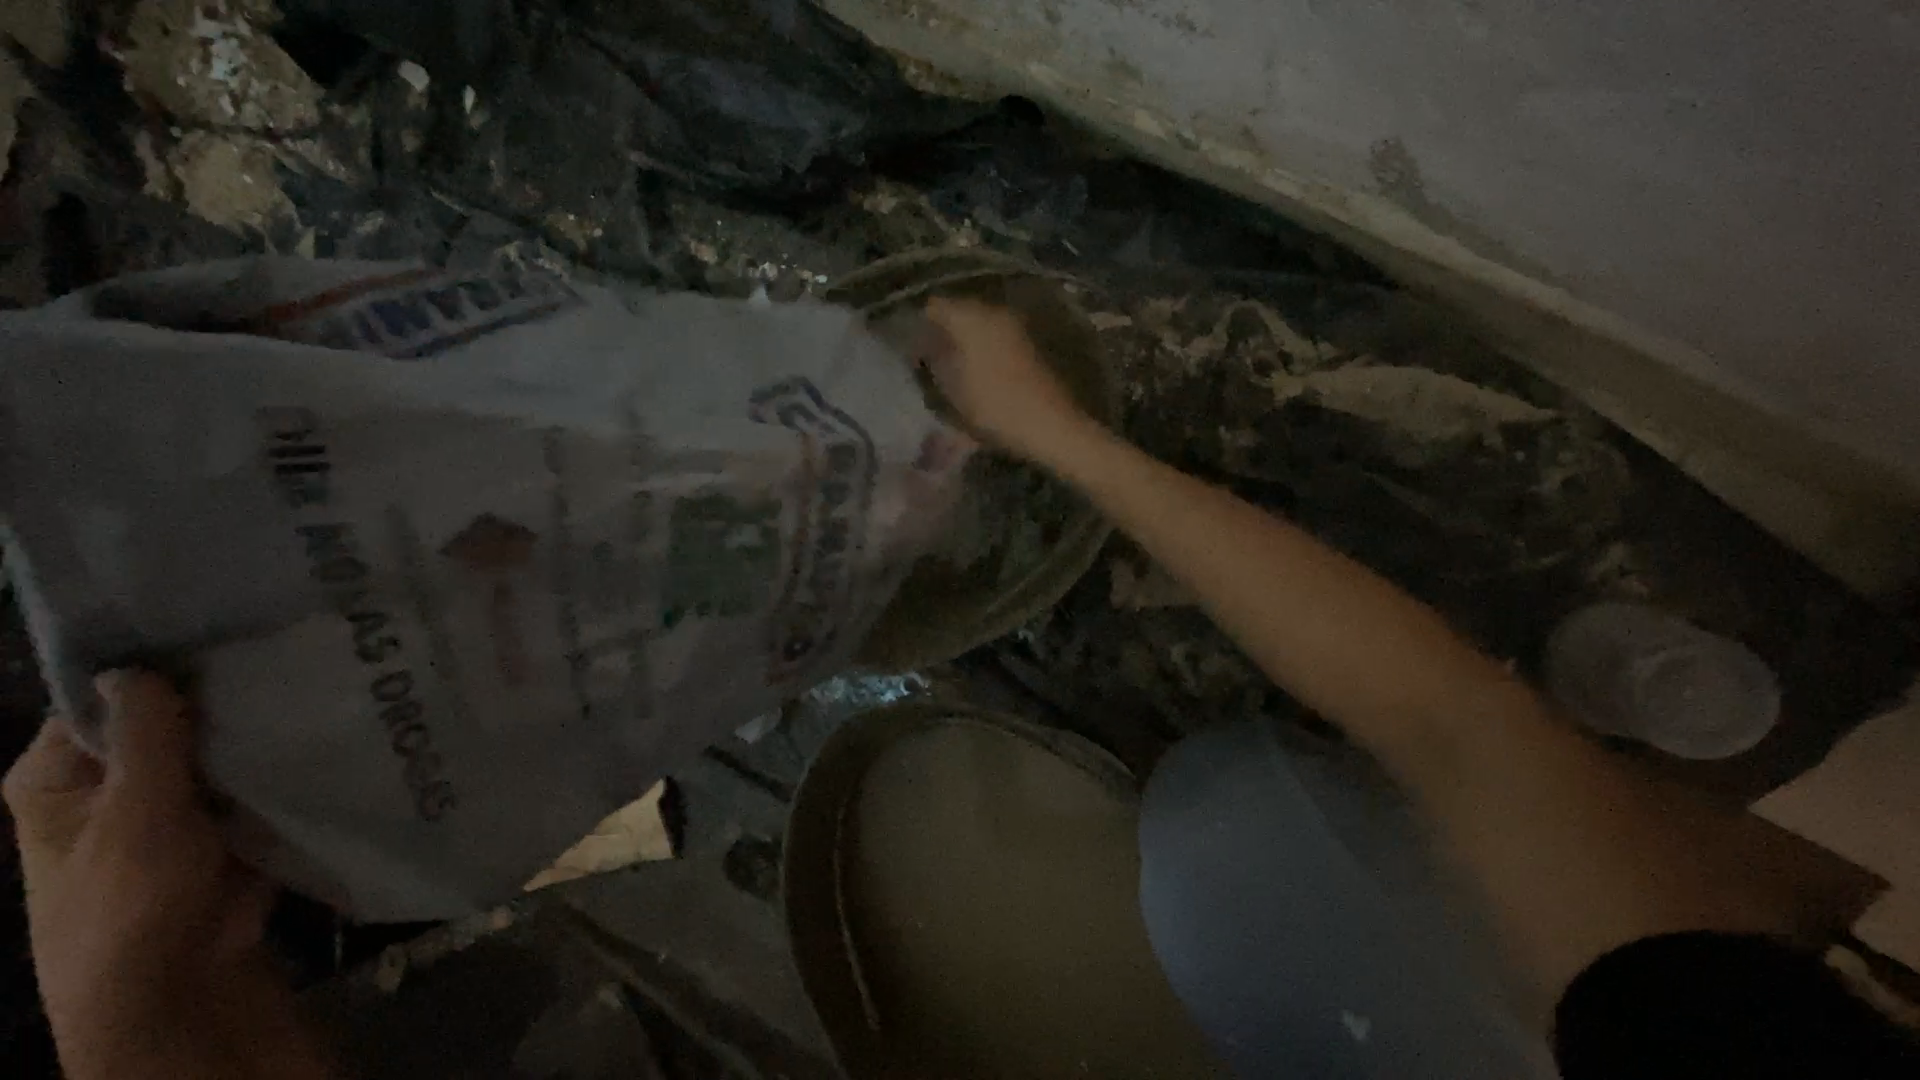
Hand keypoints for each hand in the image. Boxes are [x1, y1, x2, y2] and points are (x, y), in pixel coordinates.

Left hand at [4, 671, 327, 1079]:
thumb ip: (145, 737)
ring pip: (219, 743)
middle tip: (280, 639)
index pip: (103, 698)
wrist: (180, 980)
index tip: (221, 623)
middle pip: (170, 718)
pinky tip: (323, 717)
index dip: (157, 662)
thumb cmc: (130, 898)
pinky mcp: (227, 816)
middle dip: (221, 691)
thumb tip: (136, 665)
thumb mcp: (133, 813)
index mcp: (62, 776)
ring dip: (257, 722)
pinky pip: (252, 772)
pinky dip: (280, 754)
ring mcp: (175, 799)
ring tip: (314, 669)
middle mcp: (115, 781)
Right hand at [920, 297, 1104, 463]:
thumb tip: (924, 347)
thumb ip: (935, 363)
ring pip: (982, 323)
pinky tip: (981, 369)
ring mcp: (1018, 325)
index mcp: (972, 317)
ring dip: (968, 338)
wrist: (1053, 425)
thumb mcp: (953, 391)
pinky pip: (999, 336)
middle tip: (931, 355)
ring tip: (955, 364)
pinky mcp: (1034, 342)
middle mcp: (996, 311)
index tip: (910, 345)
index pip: (935, 306)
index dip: (920, 323)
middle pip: (961, 311)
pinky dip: (987, 346)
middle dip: (945, 329)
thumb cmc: (996, 408)